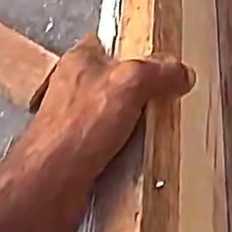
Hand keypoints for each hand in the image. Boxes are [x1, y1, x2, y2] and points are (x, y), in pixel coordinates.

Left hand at [3, 36, 193, 231]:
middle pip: (118, 81)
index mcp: (81, 59)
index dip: (137, 46)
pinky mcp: (78, 156)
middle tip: (168, 97)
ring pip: (117, 116)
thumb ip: (159, 72)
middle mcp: (75, 88)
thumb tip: (183, 73)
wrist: (47, 189)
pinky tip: (142, 157)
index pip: (112, 41)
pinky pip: (112, 147)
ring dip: (137, 125)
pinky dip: (127, 152)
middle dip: (143, 91)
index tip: (162, 58)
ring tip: (160, 129)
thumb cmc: (80, 126)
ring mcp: (75, 123)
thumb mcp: (130, 83)